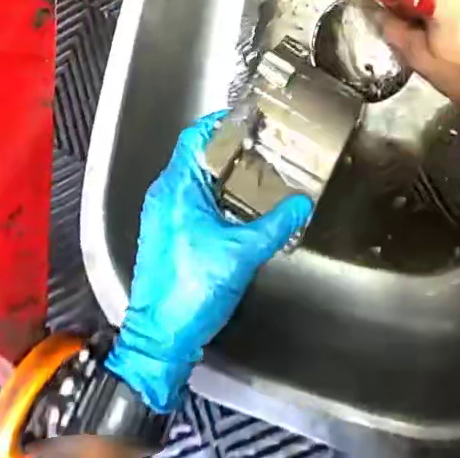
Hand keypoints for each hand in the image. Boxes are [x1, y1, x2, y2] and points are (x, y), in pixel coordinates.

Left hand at [104, 112, 312, 411]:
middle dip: (227, 147)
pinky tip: (235, 204)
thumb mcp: (242, 253)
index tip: (245, 118)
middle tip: (258, 144)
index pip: (195, 137)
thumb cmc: (190, 293)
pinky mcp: (165, 232)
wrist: (158, 342)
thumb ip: (275, 225)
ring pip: (193, 177)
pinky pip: (189, 197)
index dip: (220, 122)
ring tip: (252, 170)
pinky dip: (211, 191)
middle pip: (196, 154)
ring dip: (220, 170)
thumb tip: (301, 204)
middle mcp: (164, 195)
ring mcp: (161, 215)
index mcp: (176, 188)